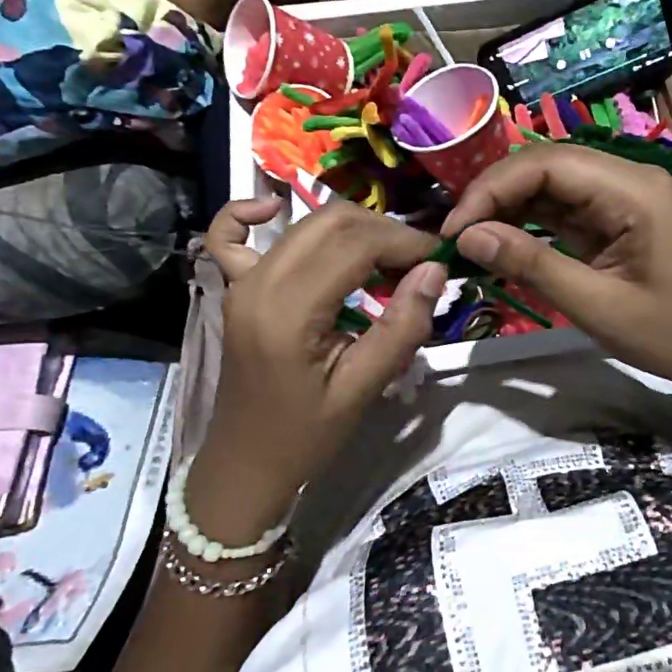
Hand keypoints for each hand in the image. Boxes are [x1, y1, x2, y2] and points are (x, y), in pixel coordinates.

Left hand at [203, 199, 445, 489]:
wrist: (247, 463)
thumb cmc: (306, 435)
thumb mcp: (363, 389)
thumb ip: (401, 326)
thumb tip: (434, 271)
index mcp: (289, 310)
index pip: (355, 244)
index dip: (405, 242)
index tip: (440, 259)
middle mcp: (259, 282)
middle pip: (331, 222)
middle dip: (385, 232)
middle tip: (420, 262)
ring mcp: (241, 282)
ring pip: (304, 225)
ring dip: (354, 230)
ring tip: (389, 260)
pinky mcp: (235, 289)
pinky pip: (230, 237)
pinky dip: (251, 214)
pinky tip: (273, 208)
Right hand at [440, 146, 671, 392]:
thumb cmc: (665, 334)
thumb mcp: (596, 305)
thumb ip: (533, 265)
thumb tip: (468, 237)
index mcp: (635, 191)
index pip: (550, 164)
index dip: (494, 188)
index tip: (457, 228)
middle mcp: (629, 179)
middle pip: (548, 165)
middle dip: (497, 194)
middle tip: (458, 234)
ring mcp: (622, 195)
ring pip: (551, 183)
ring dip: (508, 206)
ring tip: (470, 238)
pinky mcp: (614, 215)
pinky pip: (563, 206)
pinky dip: (528, 220)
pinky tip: (500, 238)